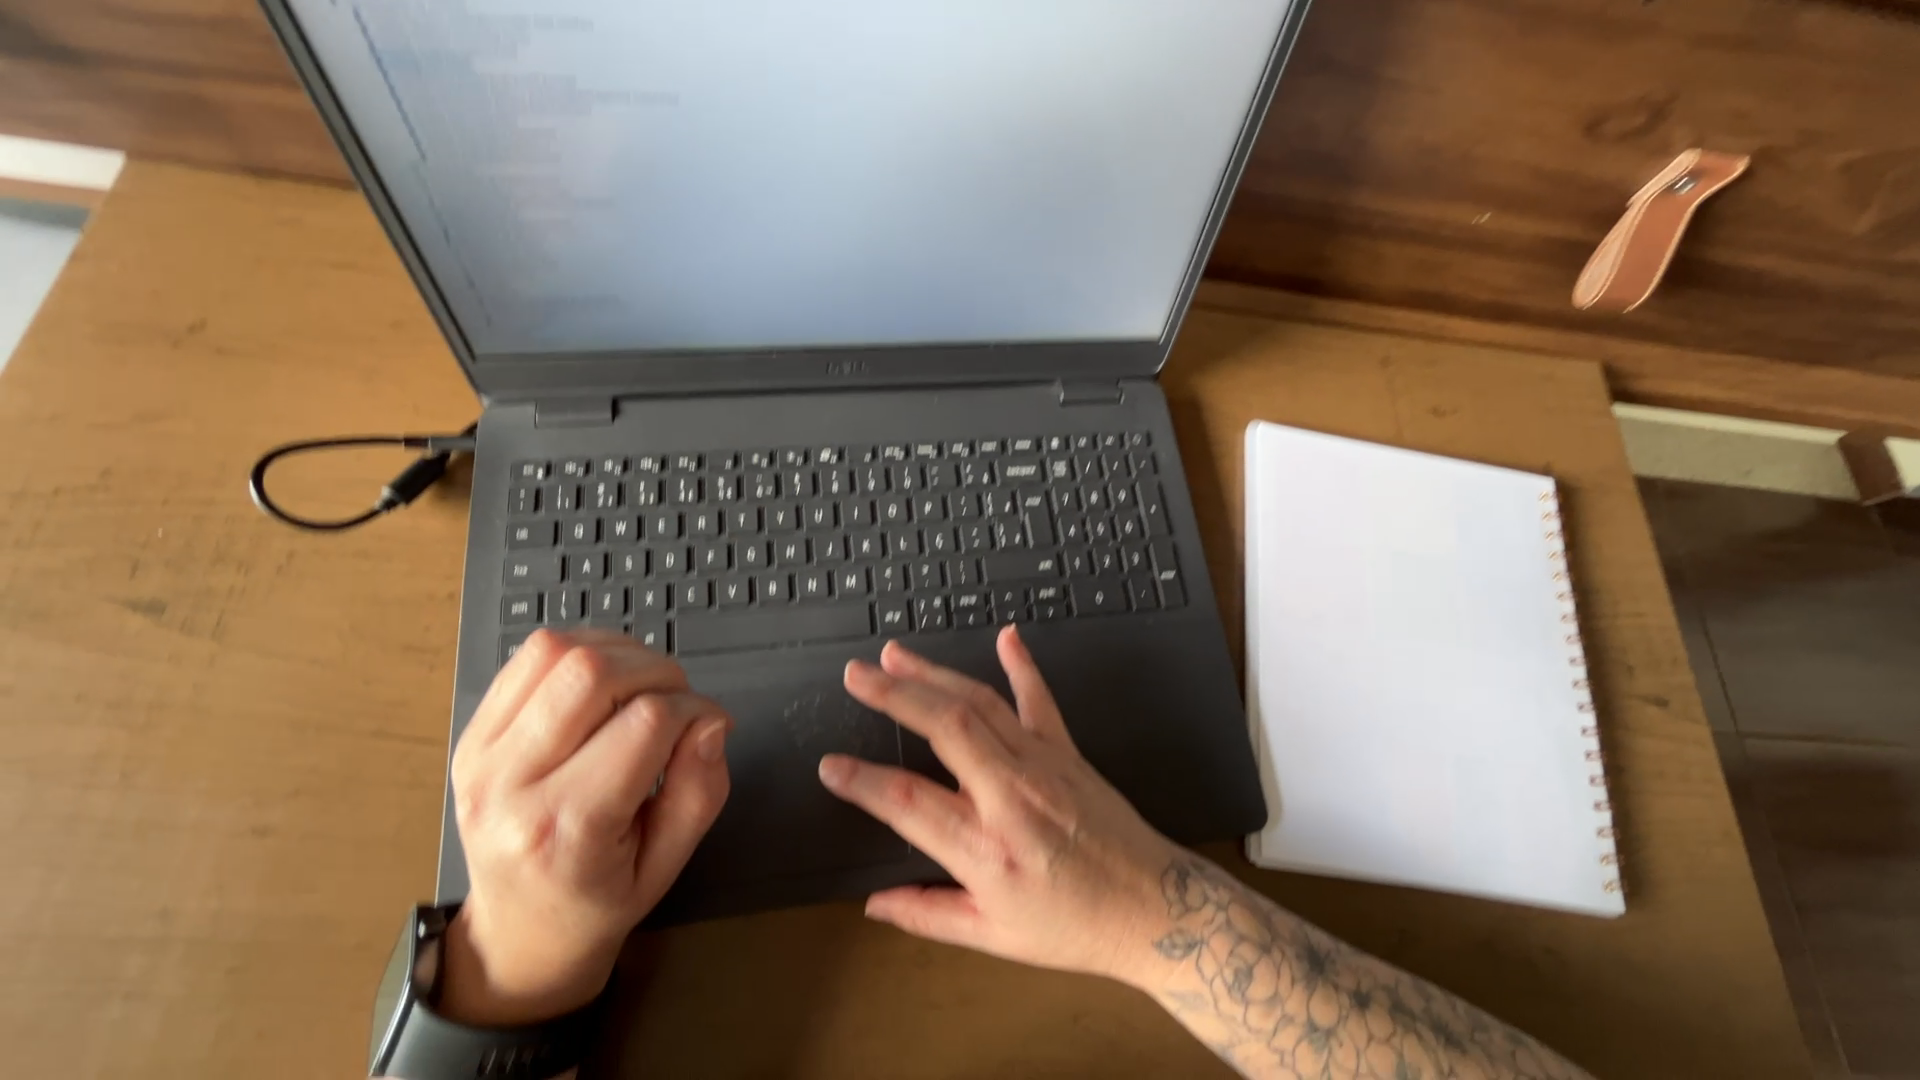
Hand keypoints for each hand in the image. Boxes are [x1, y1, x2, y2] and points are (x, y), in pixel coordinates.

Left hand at [439, 629, 732, 1026]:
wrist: (515, 933)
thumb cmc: (599, 901)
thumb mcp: (669, 865)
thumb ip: (701, 791)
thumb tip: (710, 722)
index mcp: (566, 829)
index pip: (645, 723)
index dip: (694, 709)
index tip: (709, 727)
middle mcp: (511, 785)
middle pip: (592, 673)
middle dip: (657, 671)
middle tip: (679, 701)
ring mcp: (481, 754)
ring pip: (556, 652)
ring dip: (618, 654)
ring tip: (642, 687)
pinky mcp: (472, 734)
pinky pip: (528, 657)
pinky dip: (580, 649)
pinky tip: (605, 680)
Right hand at [817, 626, 1179, 985]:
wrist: (1153, 909)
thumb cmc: (1073, 927)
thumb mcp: (993, 938)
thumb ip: (926, 914)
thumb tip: (873, 904)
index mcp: (987, 848)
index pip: (908, 802)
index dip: (862, 782)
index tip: (830, 765)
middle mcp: (1011, 795)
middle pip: (944, 727)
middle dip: (894, 695)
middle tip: (856, 675)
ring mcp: (1042, 763)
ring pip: (980, 703)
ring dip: (934, 673)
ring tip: (895, 655)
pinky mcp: (1067, 750)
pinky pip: (1040, 698)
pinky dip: (1021, 664)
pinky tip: (1005, 636)